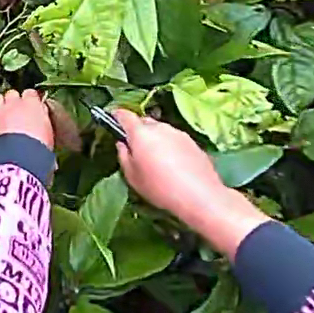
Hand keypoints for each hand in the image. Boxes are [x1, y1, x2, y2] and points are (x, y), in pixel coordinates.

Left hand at [0, 89, 52, 146]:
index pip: (31, 94)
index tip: (32, 106)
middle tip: (17, 111)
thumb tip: (41, 113)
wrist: (21, 158)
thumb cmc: (40, 148)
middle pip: (12, 94)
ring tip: (1, 108)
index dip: (30, 100)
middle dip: (14, 101)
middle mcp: (14, 104)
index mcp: (33, 105)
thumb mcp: (49, 132)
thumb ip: (43, 118)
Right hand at [112, 111, 268, 258]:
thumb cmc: (160, 188)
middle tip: (135, 148)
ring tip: (156, 160)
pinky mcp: (194, 143)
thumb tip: (123, 144)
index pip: (124, 115)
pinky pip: (175, 140)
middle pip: (144, 122)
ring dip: (155, 139)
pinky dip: (170, 147)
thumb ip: (123, 156)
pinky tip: (173, 166)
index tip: (112, 119)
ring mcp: (179, 134)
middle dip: (138, 131)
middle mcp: (160, 128)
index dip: (116, 116)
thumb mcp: (132, 176)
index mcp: (140, 133)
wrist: (202, 197)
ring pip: (161, 131)